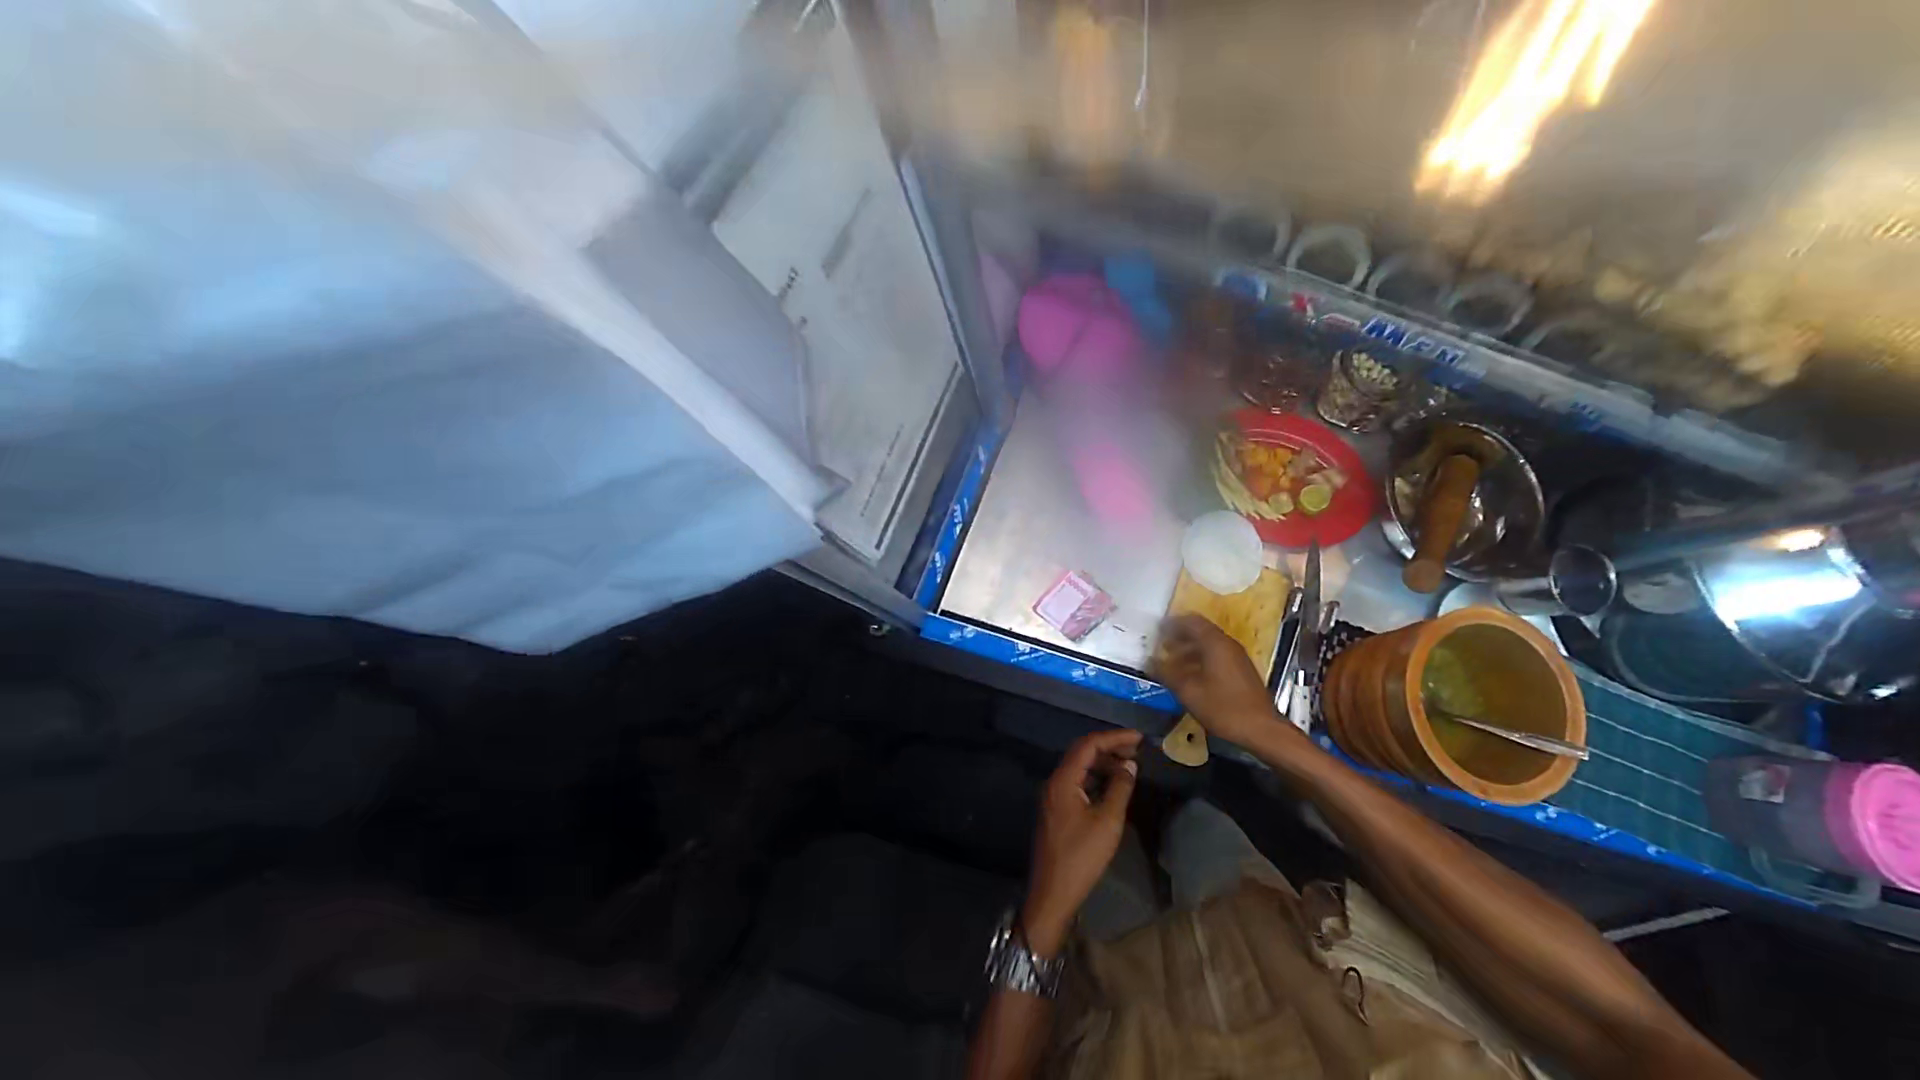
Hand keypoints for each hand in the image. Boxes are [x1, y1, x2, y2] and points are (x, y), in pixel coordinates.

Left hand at [1021, 728, 1141, 955]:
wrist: (1053, 892)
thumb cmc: (1081, 857)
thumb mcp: (1107, 822)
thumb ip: (1120, 788)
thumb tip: (1129, 765)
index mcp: (1062, 780)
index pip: (1088, 745)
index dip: (1114, 737)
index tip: (1139, 738)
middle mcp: (1054, 782)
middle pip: (1081, 753)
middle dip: (1108, 747)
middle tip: (1137, 751)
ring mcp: (1052, 796)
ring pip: (1078, 768)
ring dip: (1102, 763)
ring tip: (1129, 767)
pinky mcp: (1056, 809)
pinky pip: (1076, 782)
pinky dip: (1095, 778)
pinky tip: (1113, 786)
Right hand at [1152, 614, 1285, 746]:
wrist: (1261, 730)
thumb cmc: (1223, 707)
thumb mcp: (1188, 691)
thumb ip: (1166, 673)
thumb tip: (1149, 661)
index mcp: (1215, 643)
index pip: (1191, 621)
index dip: (1171, 624)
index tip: (1156, 631)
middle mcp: (1228, 645)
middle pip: (1200, 631)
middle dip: (1179, 637)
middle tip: (1160, 647)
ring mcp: (1237, 657)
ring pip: (1208, 644)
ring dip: (1188, 649)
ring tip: (1171, 662)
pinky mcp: (1241, 671)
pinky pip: (1216, 655)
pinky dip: (1200, 659)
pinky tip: (1189, 676)